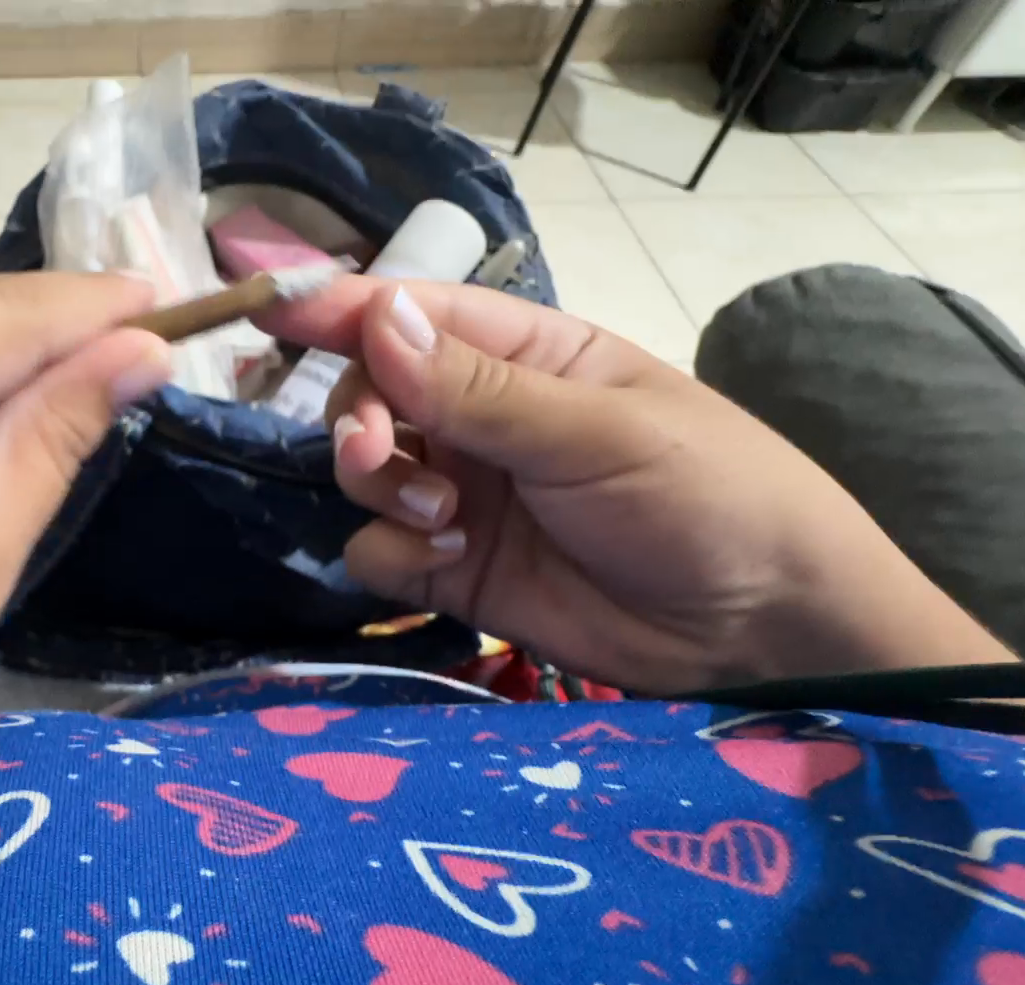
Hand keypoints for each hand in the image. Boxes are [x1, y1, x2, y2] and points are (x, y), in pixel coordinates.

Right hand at [260, 278, 1009, 693]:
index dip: (339, 310)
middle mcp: (474, 421)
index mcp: (520, 358)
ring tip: (446, 519)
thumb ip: (478, 388)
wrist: (752, 636)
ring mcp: (456, 495)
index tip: (272, 308)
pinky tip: (449, 562)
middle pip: (367, 396)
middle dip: (359, 420)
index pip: (410, 318)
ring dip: (381, 487)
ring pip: (360, 473)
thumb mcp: (598, 431)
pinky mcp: (443, 567)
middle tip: (380, 453)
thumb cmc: (705, 497)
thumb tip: (375, 316)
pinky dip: (394, 553)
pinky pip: (373, 549)